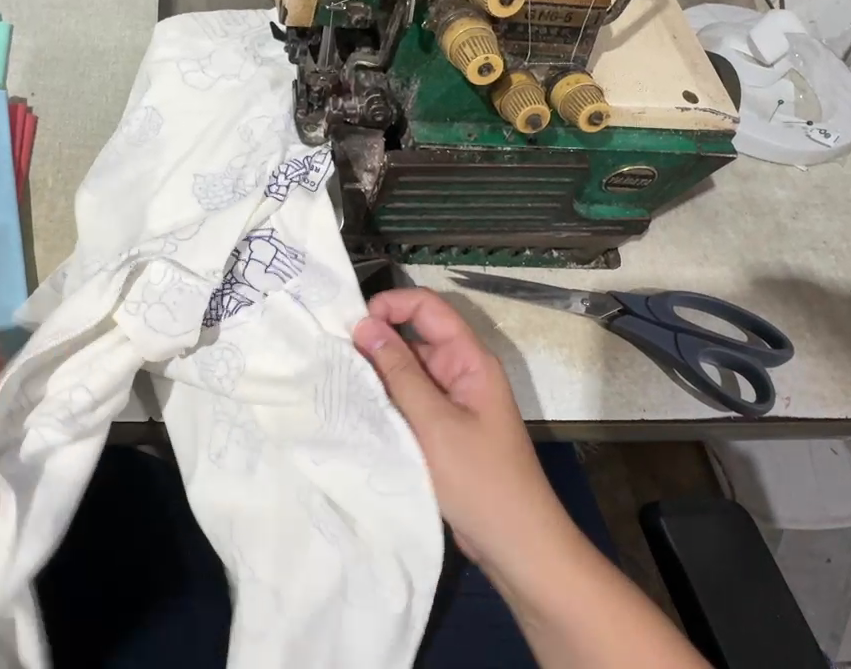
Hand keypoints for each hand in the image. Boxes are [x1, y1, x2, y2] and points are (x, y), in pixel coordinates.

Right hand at [352, 290, 570, 569]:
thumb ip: (398, 372)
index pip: (427, 307)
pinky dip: (384, 399)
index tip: (354, 326)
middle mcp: (460, 371)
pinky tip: (356, 408)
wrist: (515, 545)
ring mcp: (451, 400)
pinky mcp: (441, 427)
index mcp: (469, 359)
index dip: (391, 305)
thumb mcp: (434, 423)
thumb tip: (364, 325)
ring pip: (406, 368)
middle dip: (377, 341)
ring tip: (338, 381)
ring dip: (377, 372)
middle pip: (414, 336)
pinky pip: (408, 398)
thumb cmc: (480, 479)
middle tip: (335, 358)